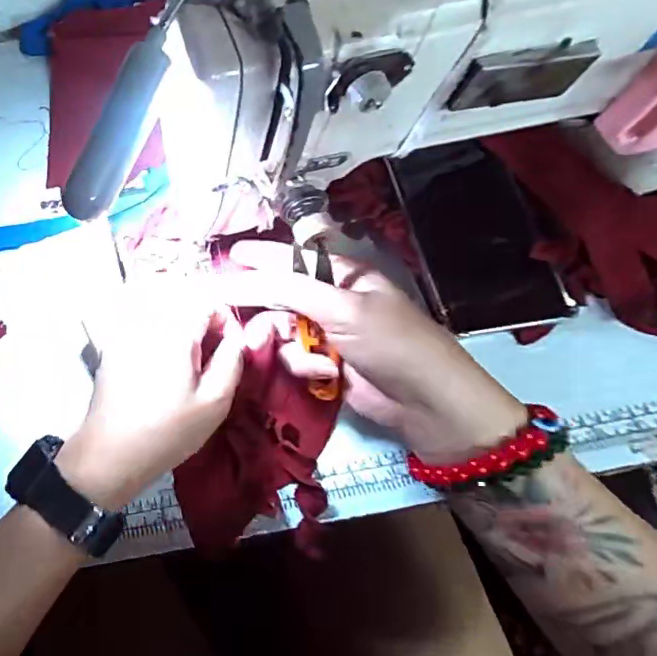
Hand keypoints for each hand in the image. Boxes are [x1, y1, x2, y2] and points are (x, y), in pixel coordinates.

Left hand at [55, 279, 245, 508]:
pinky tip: (161, 363)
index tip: (229, 350)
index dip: (226, 321)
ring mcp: (124, 330)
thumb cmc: (167, 432)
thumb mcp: (215, 401)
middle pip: (184, 296)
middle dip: (202, 319)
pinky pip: (140, 320)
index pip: (209, 300)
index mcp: (175, 330)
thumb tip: (237, 336)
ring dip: (180, 321)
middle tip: (209, 354)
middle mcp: (147, 320)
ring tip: (186, 358)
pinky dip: (158, 329)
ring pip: (161, 304)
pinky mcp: (112, 344)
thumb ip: (233, 359)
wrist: (110, 453)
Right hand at [219, 241, 526, 464]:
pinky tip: (325, 375)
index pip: (294, 259)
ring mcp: (329, 335)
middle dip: (267, 310)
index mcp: (344, 276)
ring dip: (290, 345)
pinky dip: (305, 367)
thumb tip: (243, 275)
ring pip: (283, 331)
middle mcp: (333, 301)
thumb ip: (289, 289)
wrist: (424, 401)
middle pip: (282, 297)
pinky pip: (294, 359)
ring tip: (308, 357)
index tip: (232, 254)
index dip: (263, 256)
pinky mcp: (326, 367)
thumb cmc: (390, 342)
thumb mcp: (342, 308)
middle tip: (244, 320)